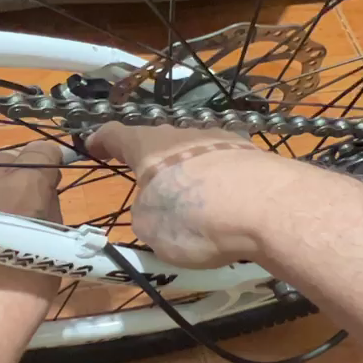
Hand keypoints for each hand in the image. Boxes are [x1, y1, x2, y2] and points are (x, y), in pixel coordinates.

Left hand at [0, 141, 65, 327]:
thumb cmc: (25, 285)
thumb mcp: (54, 242)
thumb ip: (49, 205)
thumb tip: (43, 189)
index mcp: (25, 179)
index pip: (42, 151)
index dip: (50, 163)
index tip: (52, 178)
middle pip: (9, 157)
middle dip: (20, 172)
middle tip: (25, 200)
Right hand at [87, 124, 281, 267]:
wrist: (270, 208)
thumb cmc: (194, 217)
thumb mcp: (149, 227)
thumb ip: (146, 213)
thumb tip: (159, 209)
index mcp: (148, 146)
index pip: (116, 134)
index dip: (102, 140)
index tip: (92, 145)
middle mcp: (184, 134)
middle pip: (160, 142)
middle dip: (152, 161)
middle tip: (147, 185)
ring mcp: (223, 142)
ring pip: (196, 154)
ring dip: (189, 174)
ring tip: (192, 205)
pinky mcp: (256, 158)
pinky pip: (226, 170)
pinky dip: (220, 187)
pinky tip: (226, 210)